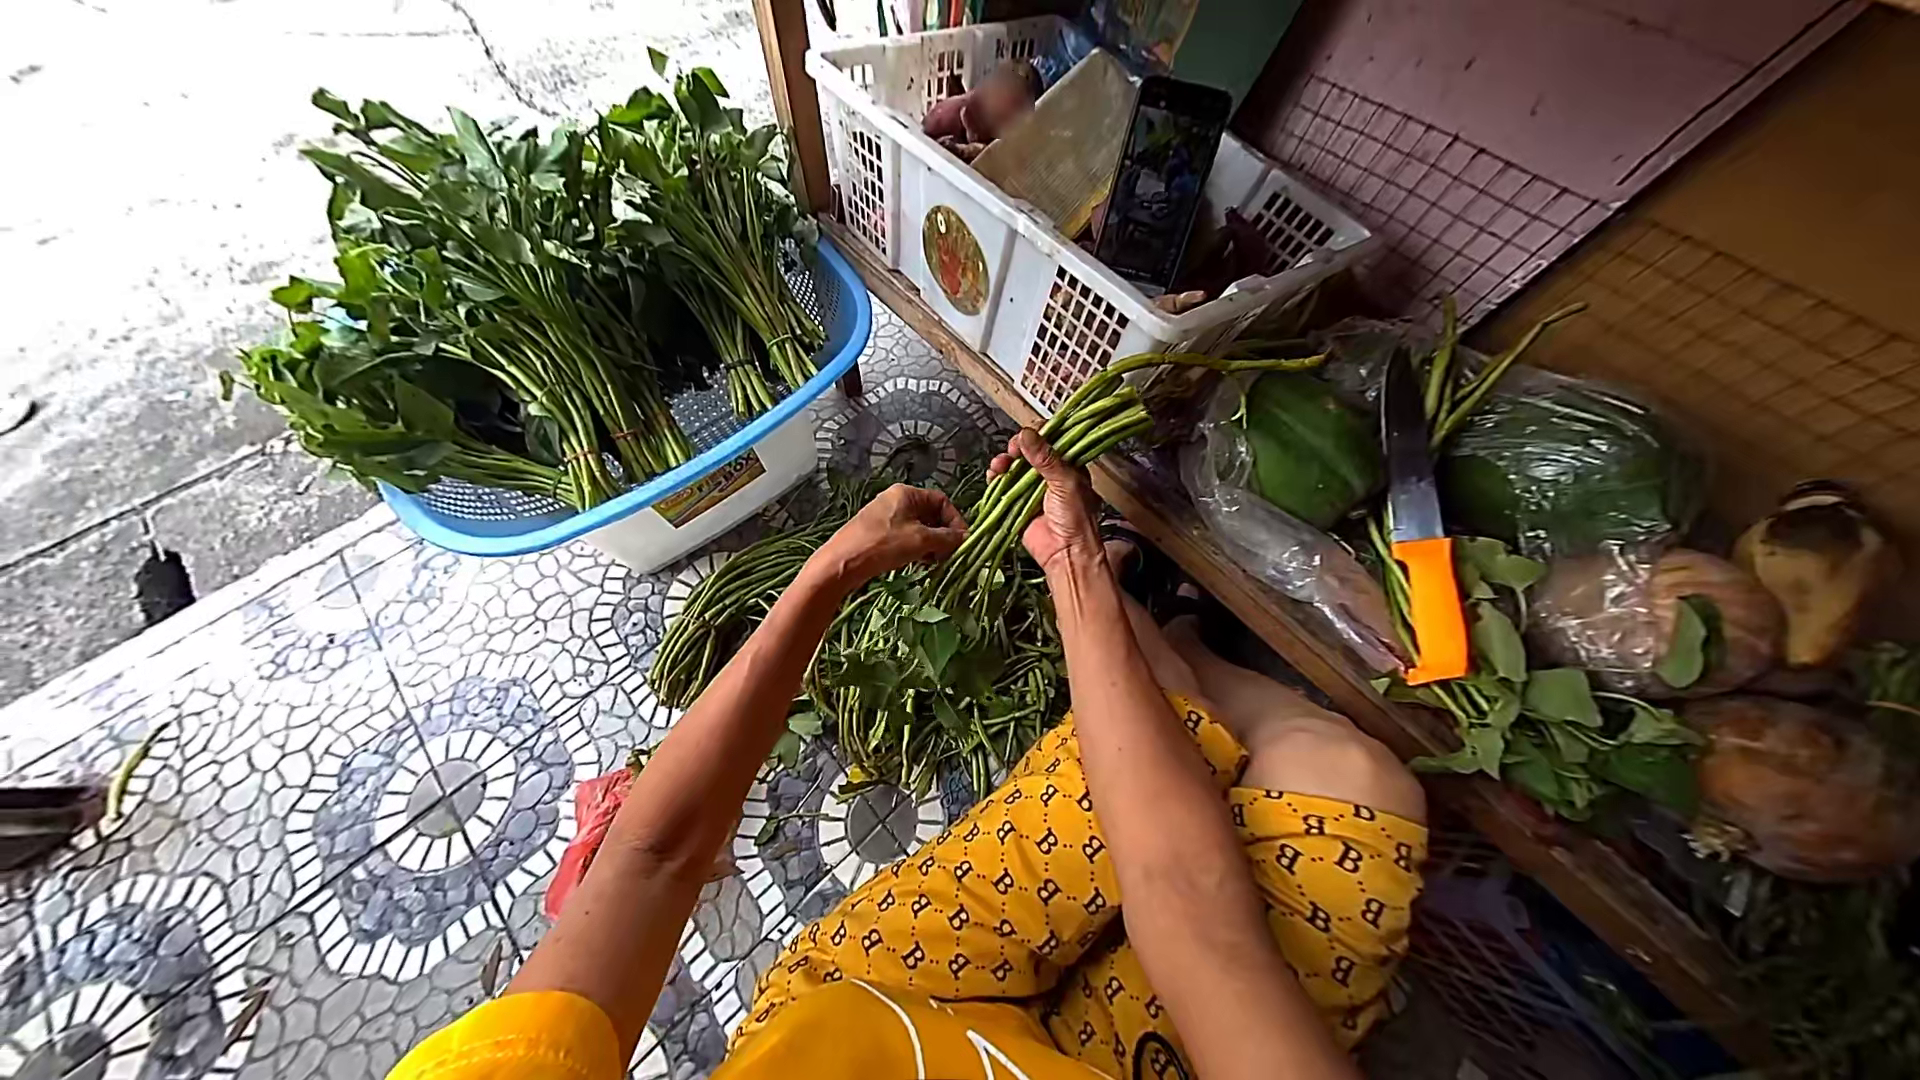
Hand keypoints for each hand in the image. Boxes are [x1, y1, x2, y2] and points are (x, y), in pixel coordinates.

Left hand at [811, 484, 967, 589]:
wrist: (841, 563)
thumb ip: (947, 538)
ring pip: (919, 529)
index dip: (955, 520)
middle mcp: (896, 501)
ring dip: (931, 545)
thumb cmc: (882, 545)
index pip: (942, 501)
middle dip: (944, 535)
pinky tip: (920, 564)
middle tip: (950, 555)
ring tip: (935, 562)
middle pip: (931, 515)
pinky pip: (906, 538)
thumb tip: (966, 538)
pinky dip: (917, 549)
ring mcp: (886, 518)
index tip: (962, 541)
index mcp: (906, 493)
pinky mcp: (879, 535)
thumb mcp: (920, 540)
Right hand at [989, 429, 1100, 575]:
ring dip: (1004, 462)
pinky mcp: (1017, 503)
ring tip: (1000, 464)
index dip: (1037, 435)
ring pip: (1013, 467)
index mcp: (1068, 465)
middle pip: (1028, 452)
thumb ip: (1045, 458)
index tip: (1027, 435)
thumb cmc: (1076, 519)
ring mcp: (1032, 489)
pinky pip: (1003, 487)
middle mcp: (1050, 475)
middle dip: (1016, 448)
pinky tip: (994, 475)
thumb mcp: (1065, 482)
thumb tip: (1027, 435)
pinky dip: (996, 479)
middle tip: (1012, 450)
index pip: (1050, 440)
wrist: (1066, 553)